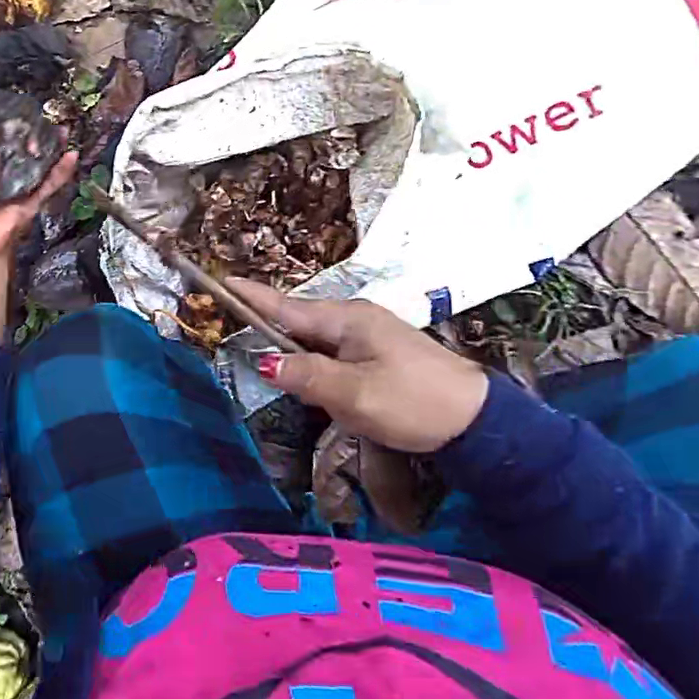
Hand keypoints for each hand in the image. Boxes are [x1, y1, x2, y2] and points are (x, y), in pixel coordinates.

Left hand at [0, 96, 75, 339]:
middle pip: (14, 145)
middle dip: (26, 128)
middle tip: (35, 109)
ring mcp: (15, 186)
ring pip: (36, 161)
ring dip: (49, 144)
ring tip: (59, 125)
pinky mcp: (30, 201)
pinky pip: (49, 183)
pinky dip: (62, 170)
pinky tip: (71, 153)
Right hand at [228, 280, 489, 452]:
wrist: (475, 418)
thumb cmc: (413, 402)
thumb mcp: (355, 394)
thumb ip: (307, 376)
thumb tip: (264, 360)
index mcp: (346, 320)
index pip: (287, 306)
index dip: (253, 297)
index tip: (223, 280)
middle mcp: (355, 319)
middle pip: (299, 322)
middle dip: (271, 329)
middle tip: (244, 339)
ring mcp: (369, 334)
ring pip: (317, 340)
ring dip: (298, 353)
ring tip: (282, 370)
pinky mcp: (379, 352)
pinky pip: (335, 352)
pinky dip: (319, 364)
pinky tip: (319, 384)